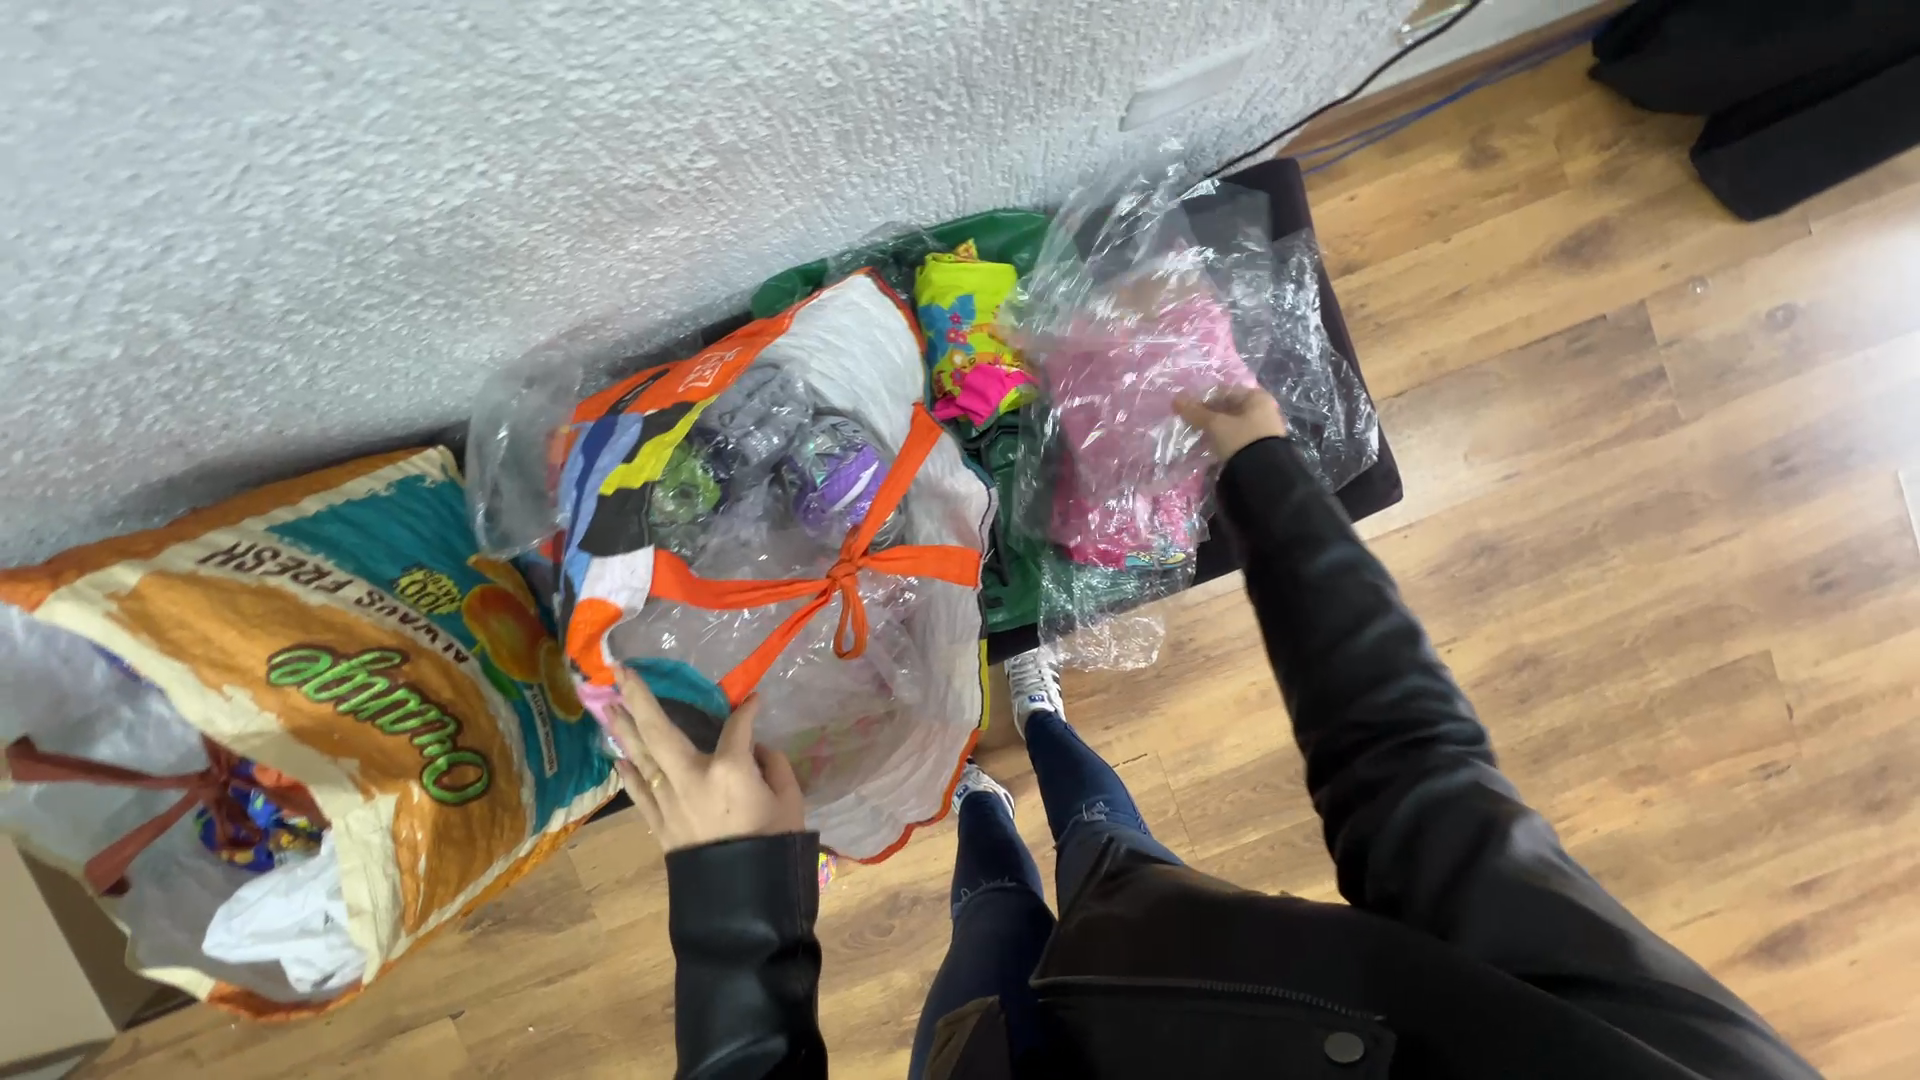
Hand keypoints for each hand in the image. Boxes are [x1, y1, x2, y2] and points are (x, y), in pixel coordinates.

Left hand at [604, 670, 805, 852]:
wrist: (747, 899)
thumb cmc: (775, 844)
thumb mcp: (789, 797)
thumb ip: (771, 764)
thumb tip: (753, 749)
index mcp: (730, 768)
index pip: (737, 726)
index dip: (748, 710)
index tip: (756, 700)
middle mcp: (692, 777)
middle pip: (661, 730)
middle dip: (640, 697)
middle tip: (622, 671)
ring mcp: (670, 801)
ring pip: (642, 757)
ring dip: (625, 729)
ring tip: (610, 703)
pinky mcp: (660, 825)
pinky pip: (639, 793)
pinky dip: (629, 773)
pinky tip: (619, 757)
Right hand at [1175, 387, 1288, 461]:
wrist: (1264, 473)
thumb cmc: (1240, 439)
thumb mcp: (1215, 425)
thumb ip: (1195, 412)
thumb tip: (1175, 399)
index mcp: (1256, 397)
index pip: (1223, 392)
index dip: (1203, 401)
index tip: (1188, 413)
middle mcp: (1263, 408)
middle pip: (1228, 408)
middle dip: (1208, 417)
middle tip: (1191, 427)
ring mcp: (1263, 427)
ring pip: (1232, 424)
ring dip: (1215, 430)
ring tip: (1199, 440)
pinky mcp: (1260, 445)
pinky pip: (1237, 437)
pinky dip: (1224, 440)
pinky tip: (1213, 449)